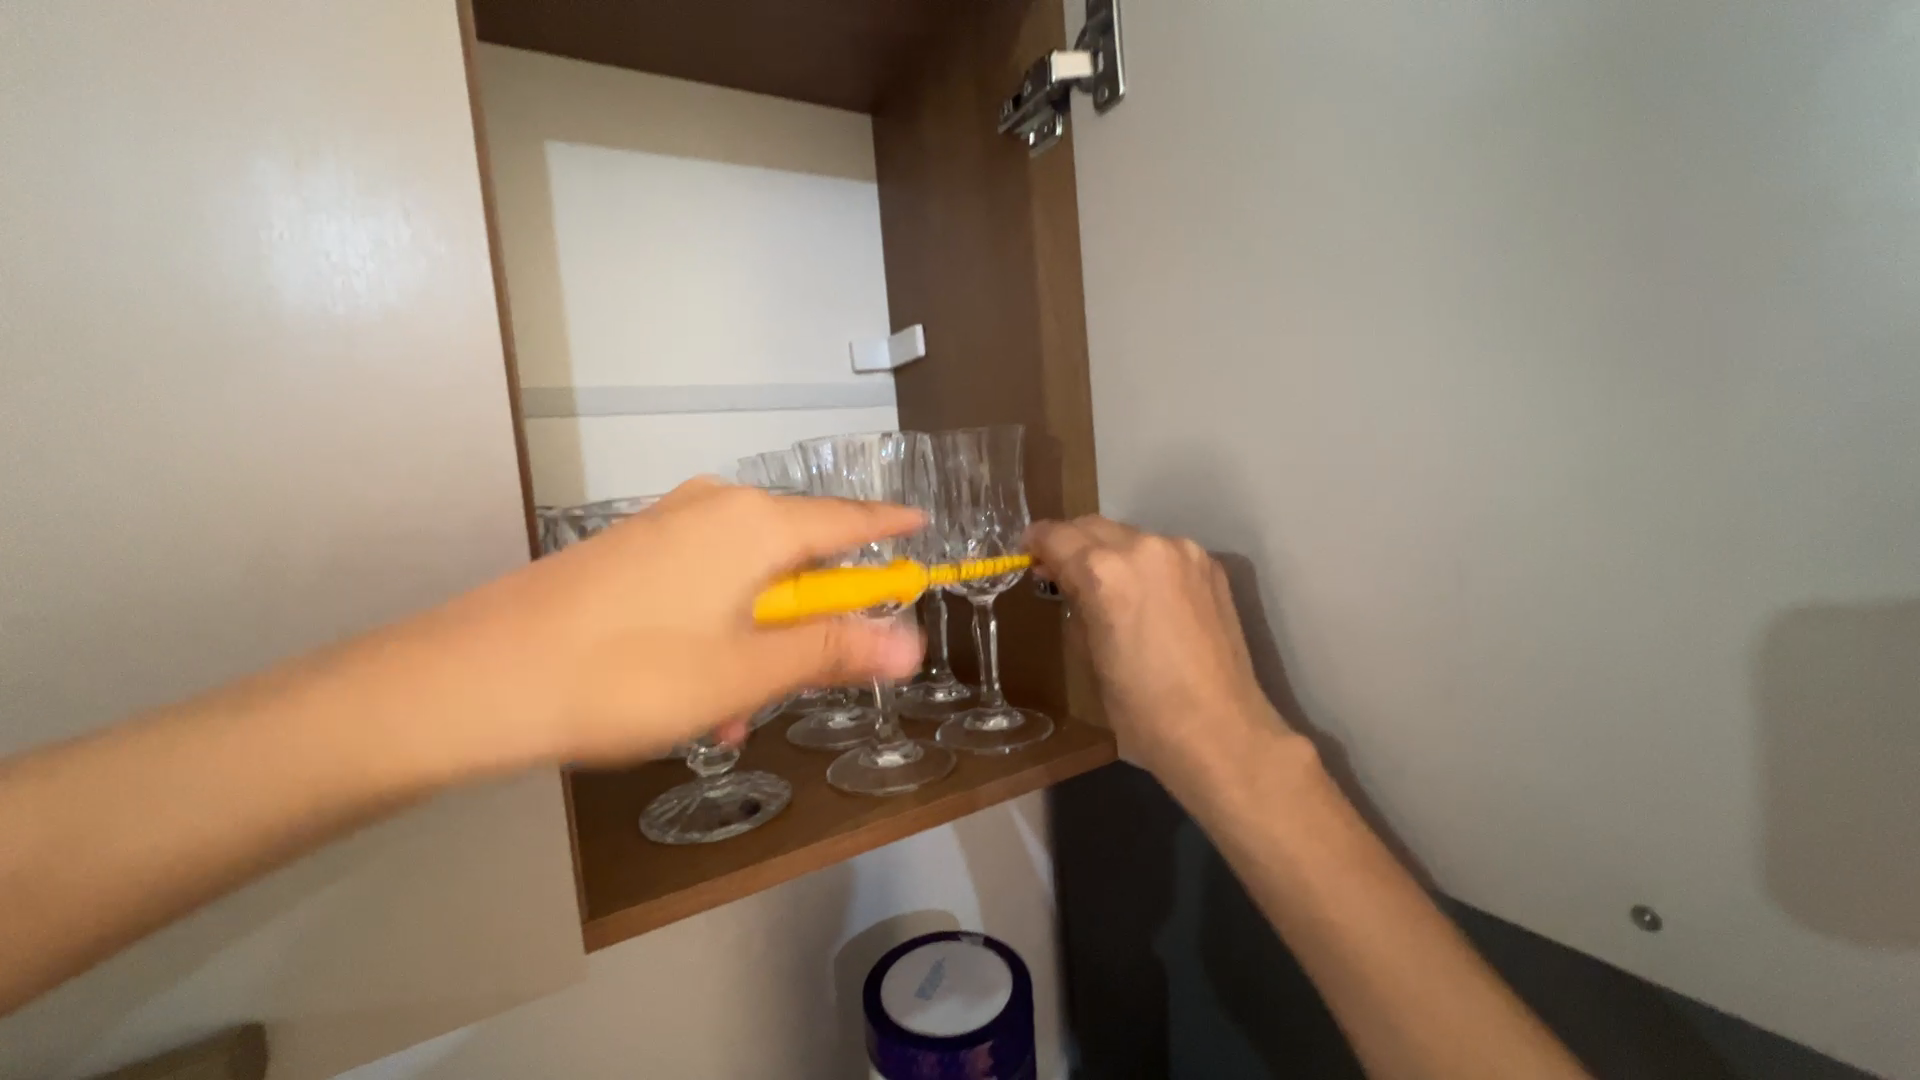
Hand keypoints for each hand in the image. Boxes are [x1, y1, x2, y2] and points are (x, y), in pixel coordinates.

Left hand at [420, 477, 925, 769]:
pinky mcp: (630, 551)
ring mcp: (665, 525)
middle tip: (796, 686)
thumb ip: (832, 650)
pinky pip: (701, 584)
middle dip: (806, 623)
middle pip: (794, 556)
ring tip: (726, 712)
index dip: (889, 528)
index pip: (847, 520)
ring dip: (755, 642)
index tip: (922, 526)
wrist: (472, 681)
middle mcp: (713, 507)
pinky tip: (688, 691)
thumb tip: (912, 641)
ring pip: (744, 580)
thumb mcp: (745, 673)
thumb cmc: (627, 674)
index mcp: (754, 525)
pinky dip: (714, 631)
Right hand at [1027, 516, 1285, 785]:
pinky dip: (1145, 564)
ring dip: (1110, 552)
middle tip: (1060, 572)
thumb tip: (1069, 584)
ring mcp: (1184, 554)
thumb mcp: (1090, 655)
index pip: (1055, 537)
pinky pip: (1163, 552)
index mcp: (1104, 573)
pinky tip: (1147, 598)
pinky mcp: (1210, 567)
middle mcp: (1144, 549)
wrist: (1220, 731)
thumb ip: (1075, 605)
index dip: (1035, 544)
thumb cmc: (1141, 708)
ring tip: (1107, 588)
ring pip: (1130, 536)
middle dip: (1071, 544)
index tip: (1028, 555)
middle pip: (1092, 526)